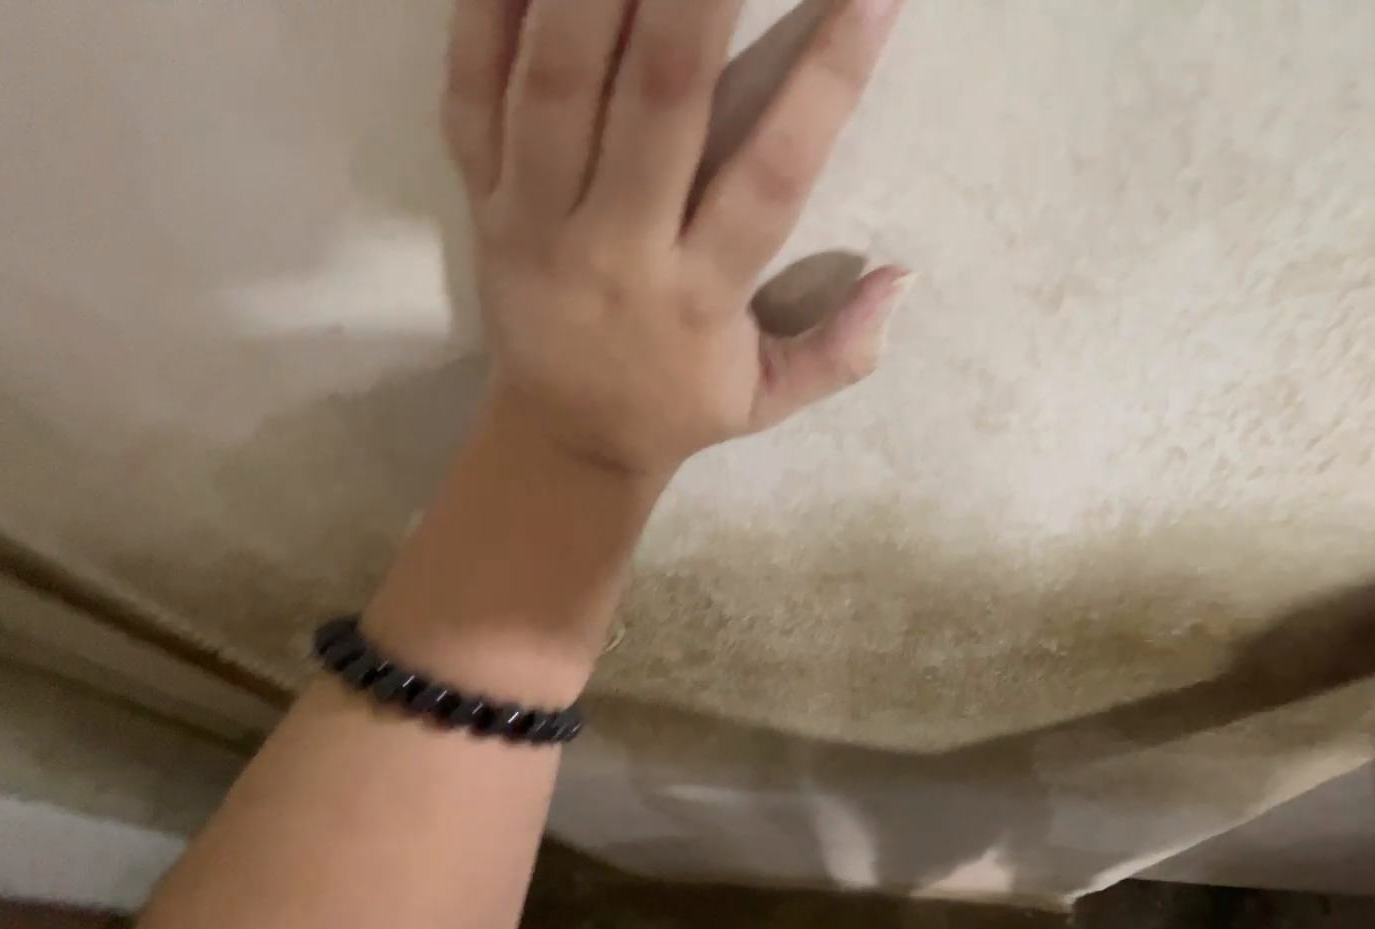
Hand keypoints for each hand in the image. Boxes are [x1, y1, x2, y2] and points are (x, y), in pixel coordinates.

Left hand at [443, 0, 911, 476]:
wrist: (564, 439)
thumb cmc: (681, 409)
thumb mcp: (771, 401)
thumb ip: (842, 350)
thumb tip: (903, 279)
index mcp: (702, 297)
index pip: (774, 176)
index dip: (826, 83)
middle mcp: (618, 249)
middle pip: (659, 102)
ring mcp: (534, 219)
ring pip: (559, 81)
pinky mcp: (478, 202)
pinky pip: (471, 91)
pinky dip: (489, 7)